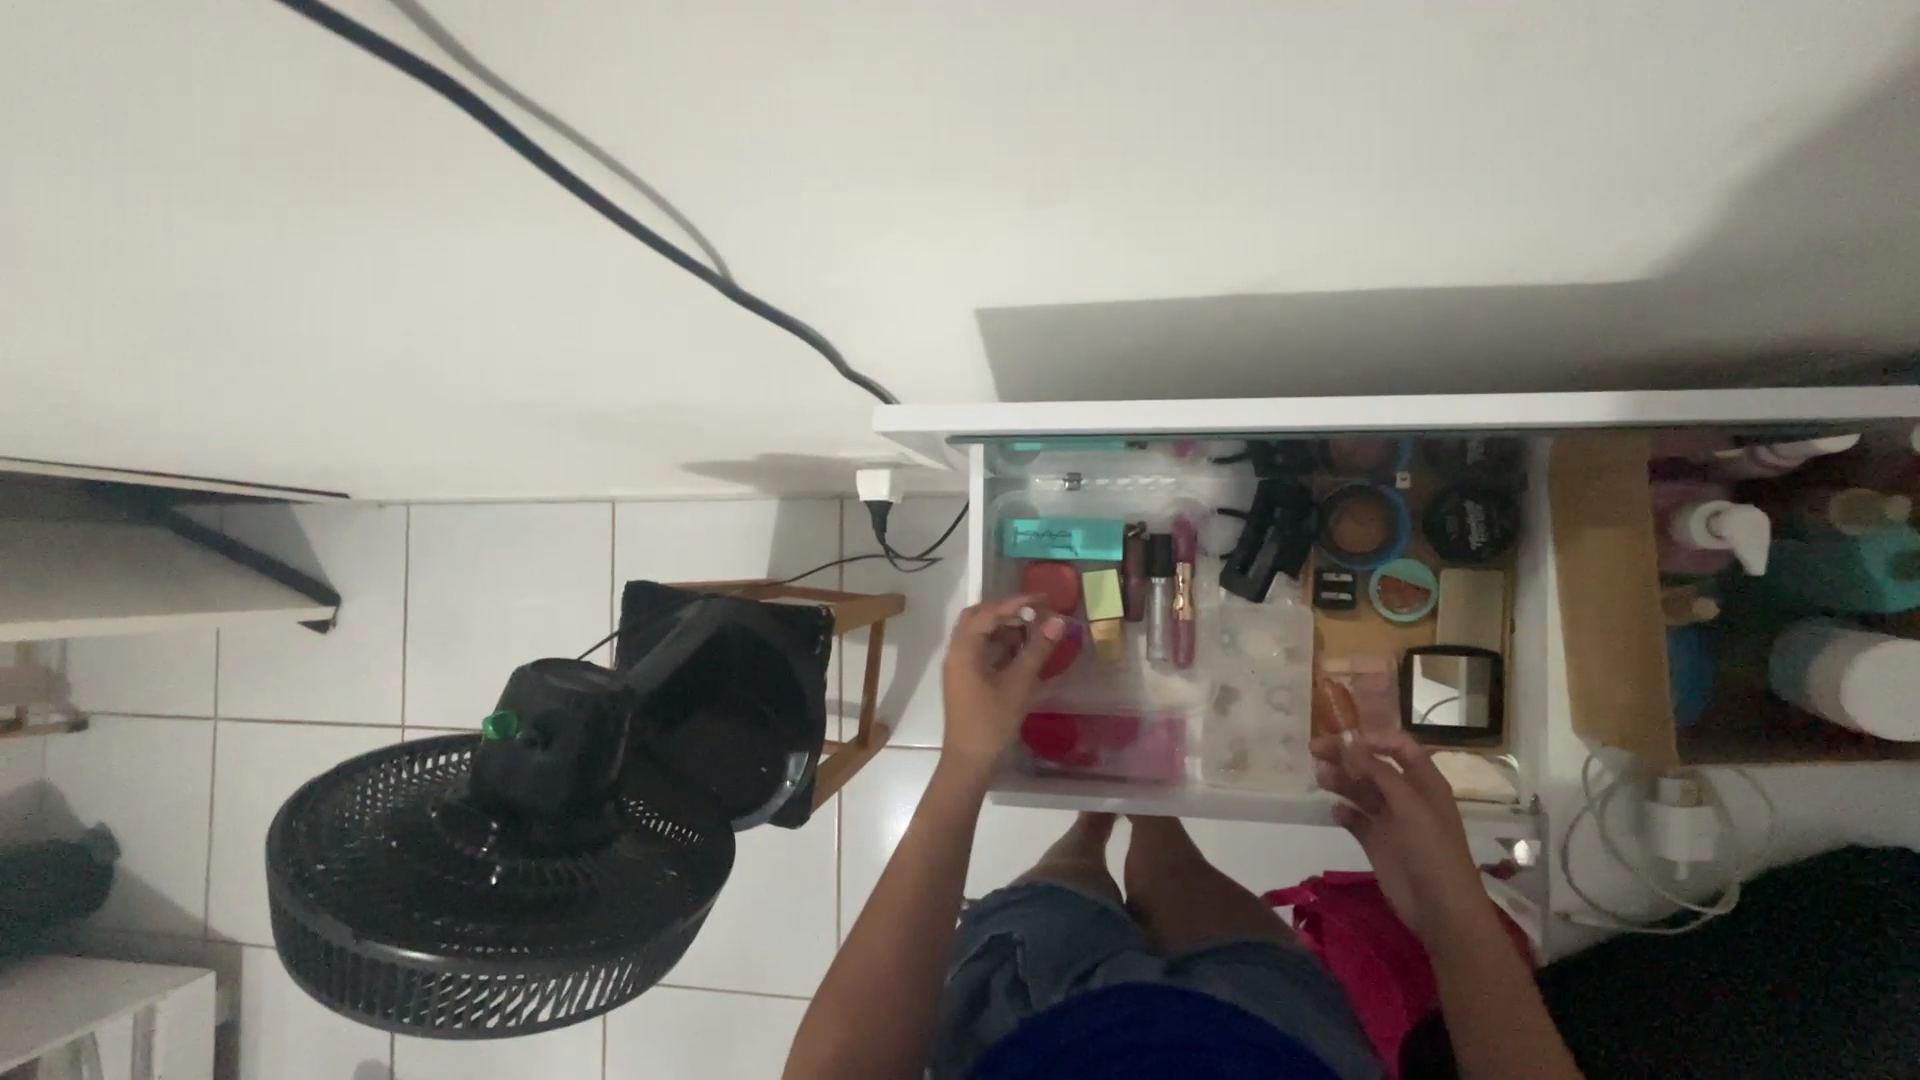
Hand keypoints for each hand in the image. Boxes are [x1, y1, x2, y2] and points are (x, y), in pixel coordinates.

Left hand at [939, 595, 1063, 770]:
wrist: (970, 761)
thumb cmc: (992, 721)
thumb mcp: (1019, 684)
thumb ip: (1037, 649)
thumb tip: (1057, 621)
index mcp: (964, 649)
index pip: (989, 612)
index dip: (1016, 602)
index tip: (1043, 599)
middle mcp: (956, 652)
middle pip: (979, 618)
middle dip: (1007, 612)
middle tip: (1034, 613)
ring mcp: (959, 666)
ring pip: (980, 634)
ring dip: (1005, 628)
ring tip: (1033, 631)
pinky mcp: (965, 679)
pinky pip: (982, 651)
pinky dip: (1001, 645)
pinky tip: (1022, 652)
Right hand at [1311, 730, 1493, 944]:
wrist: (1442, 911)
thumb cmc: (1433, 852)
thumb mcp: (1410, 806)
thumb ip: (1378, 772)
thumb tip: (1347, 740)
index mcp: (1425, 784)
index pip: (1399, 747)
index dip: (1372, 738)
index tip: (1342, 737)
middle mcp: (1407, 797)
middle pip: (1374, 766)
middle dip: (1347, 756)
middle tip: (1315, 750)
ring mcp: (1391, 821)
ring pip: (1361, 791)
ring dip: (1341, 780)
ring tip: (1319, 777)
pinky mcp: (1377, 842)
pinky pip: (1355, 819)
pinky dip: (1344, 811)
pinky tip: (1334, 810)